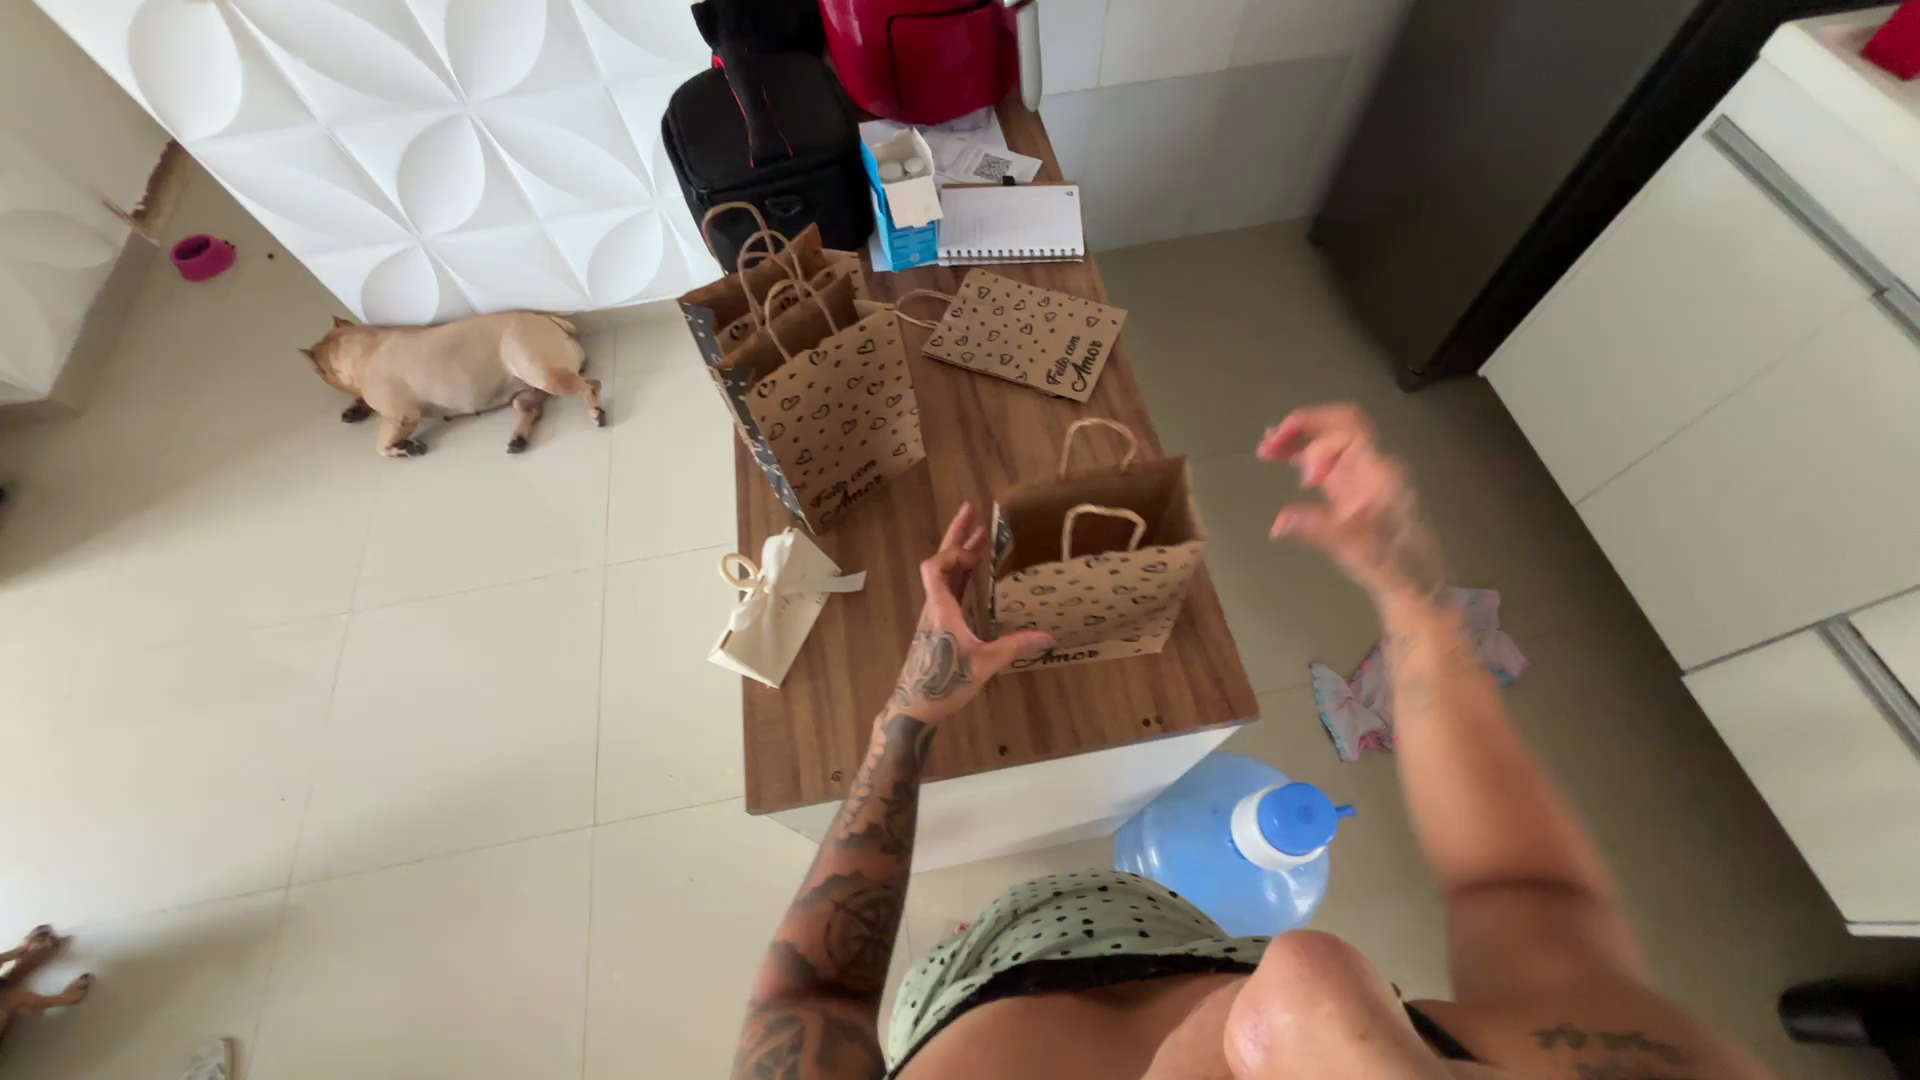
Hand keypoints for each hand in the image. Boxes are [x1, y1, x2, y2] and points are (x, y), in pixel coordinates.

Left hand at [891, 503, 1052, 722]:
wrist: (914, 707)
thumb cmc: (944, 682)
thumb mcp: (984, 664)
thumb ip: (1014, 647)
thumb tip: (1048, 636)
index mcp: (940, 608)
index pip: (936, 566)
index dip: (954, 552)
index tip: (976, 544)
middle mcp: (934, 606)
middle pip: (941, 563)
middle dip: (957, 537)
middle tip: (972, 510)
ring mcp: (934, 616)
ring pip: (945, 577)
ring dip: (960, 556)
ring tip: (979, 539)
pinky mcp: (936, 627)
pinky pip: (948, 592)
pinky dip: (961, 577)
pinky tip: (975, 578)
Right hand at [1258, 404, 1447, 606]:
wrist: (1413, 579)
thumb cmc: (1391, 563)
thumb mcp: (1356, 549)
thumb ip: (1318, 530)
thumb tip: (1278, 523)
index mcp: (1378, 472)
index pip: (1348, 434)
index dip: (1319, 448)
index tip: (1305, 483)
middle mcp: (1370, 465)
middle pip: (1339, 423)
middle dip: (1304, 425)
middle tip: (1272, 440)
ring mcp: (1359, 474)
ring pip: (1329, 437)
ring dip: (1298, 436)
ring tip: (1266, 445)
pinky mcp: (1348, 486)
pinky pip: (1324, 457)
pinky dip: (1300, 452)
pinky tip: (1277, 455)